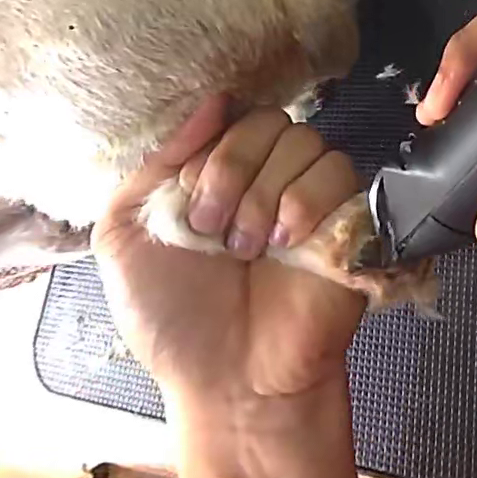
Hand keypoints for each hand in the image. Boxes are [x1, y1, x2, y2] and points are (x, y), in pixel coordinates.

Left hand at [94, 97, 363, 417]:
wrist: (231, 378)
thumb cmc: (175, 316)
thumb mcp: (127, 237)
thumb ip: (157, 163)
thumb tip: (216, 99)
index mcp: (223, 171)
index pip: (233, 115)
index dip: (211, 150)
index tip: (190, 203)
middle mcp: (271, 174)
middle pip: (272, 120)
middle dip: (234, 170)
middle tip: (214, 230)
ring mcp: (313, 192)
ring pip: (307, 141)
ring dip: (266, 195)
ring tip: (250, 249)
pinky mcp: (349, 213)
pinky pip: (339, 171)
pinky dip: (307, 201)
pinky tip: (287, 244)